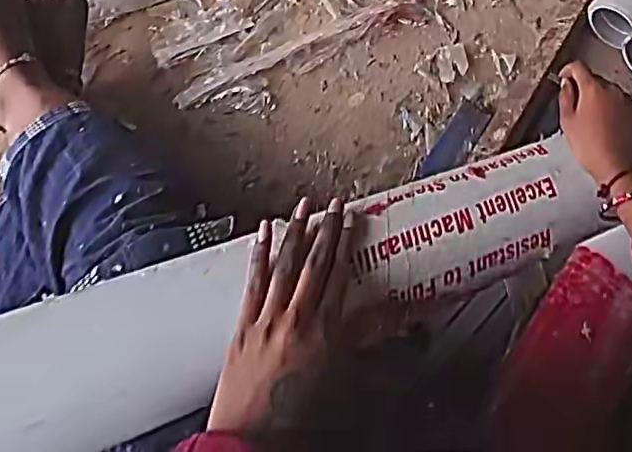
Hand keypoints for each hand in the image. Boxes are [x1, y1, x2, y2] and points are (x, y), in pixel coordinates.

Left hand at [208, 198, 352, 435]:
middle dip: (327, 229)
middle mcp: (297, 318)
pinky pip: (255, 280)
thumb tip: (387, 319)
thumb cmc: (295, 419)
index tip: (352, 219)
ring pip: (287, 264)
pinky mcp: (244, 324)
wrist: (248, 442)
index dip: (347, 243)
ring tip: (304, 204)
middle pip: (316, 263)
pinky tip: (264, 230)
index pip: (339, 275)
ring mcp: (268, 318)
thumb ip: (358, 343)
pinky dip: (260, 252)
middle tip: (334, 203)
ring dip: (297, 231)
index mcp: (323, 334)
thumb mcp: (336, 379)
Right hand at [557, 62, 631, 187]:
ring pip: (610, 92)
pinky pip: (622, 103)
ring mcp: (628, 101)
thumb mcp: (567, 122)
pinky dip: (615, 108)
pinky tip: (608, 125)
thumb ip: (565, 96)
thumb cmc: (591, 148)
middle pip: (595, 79)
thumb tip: (567, 84)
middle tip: (576, 105)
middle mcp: (613, 90)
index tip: (565, 77)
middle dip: (585, 87)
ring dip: (601, 98)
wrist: (620, 171)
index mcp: (593, 89)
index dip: (568, 69)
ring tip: (593, 119)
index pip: (579, 66)